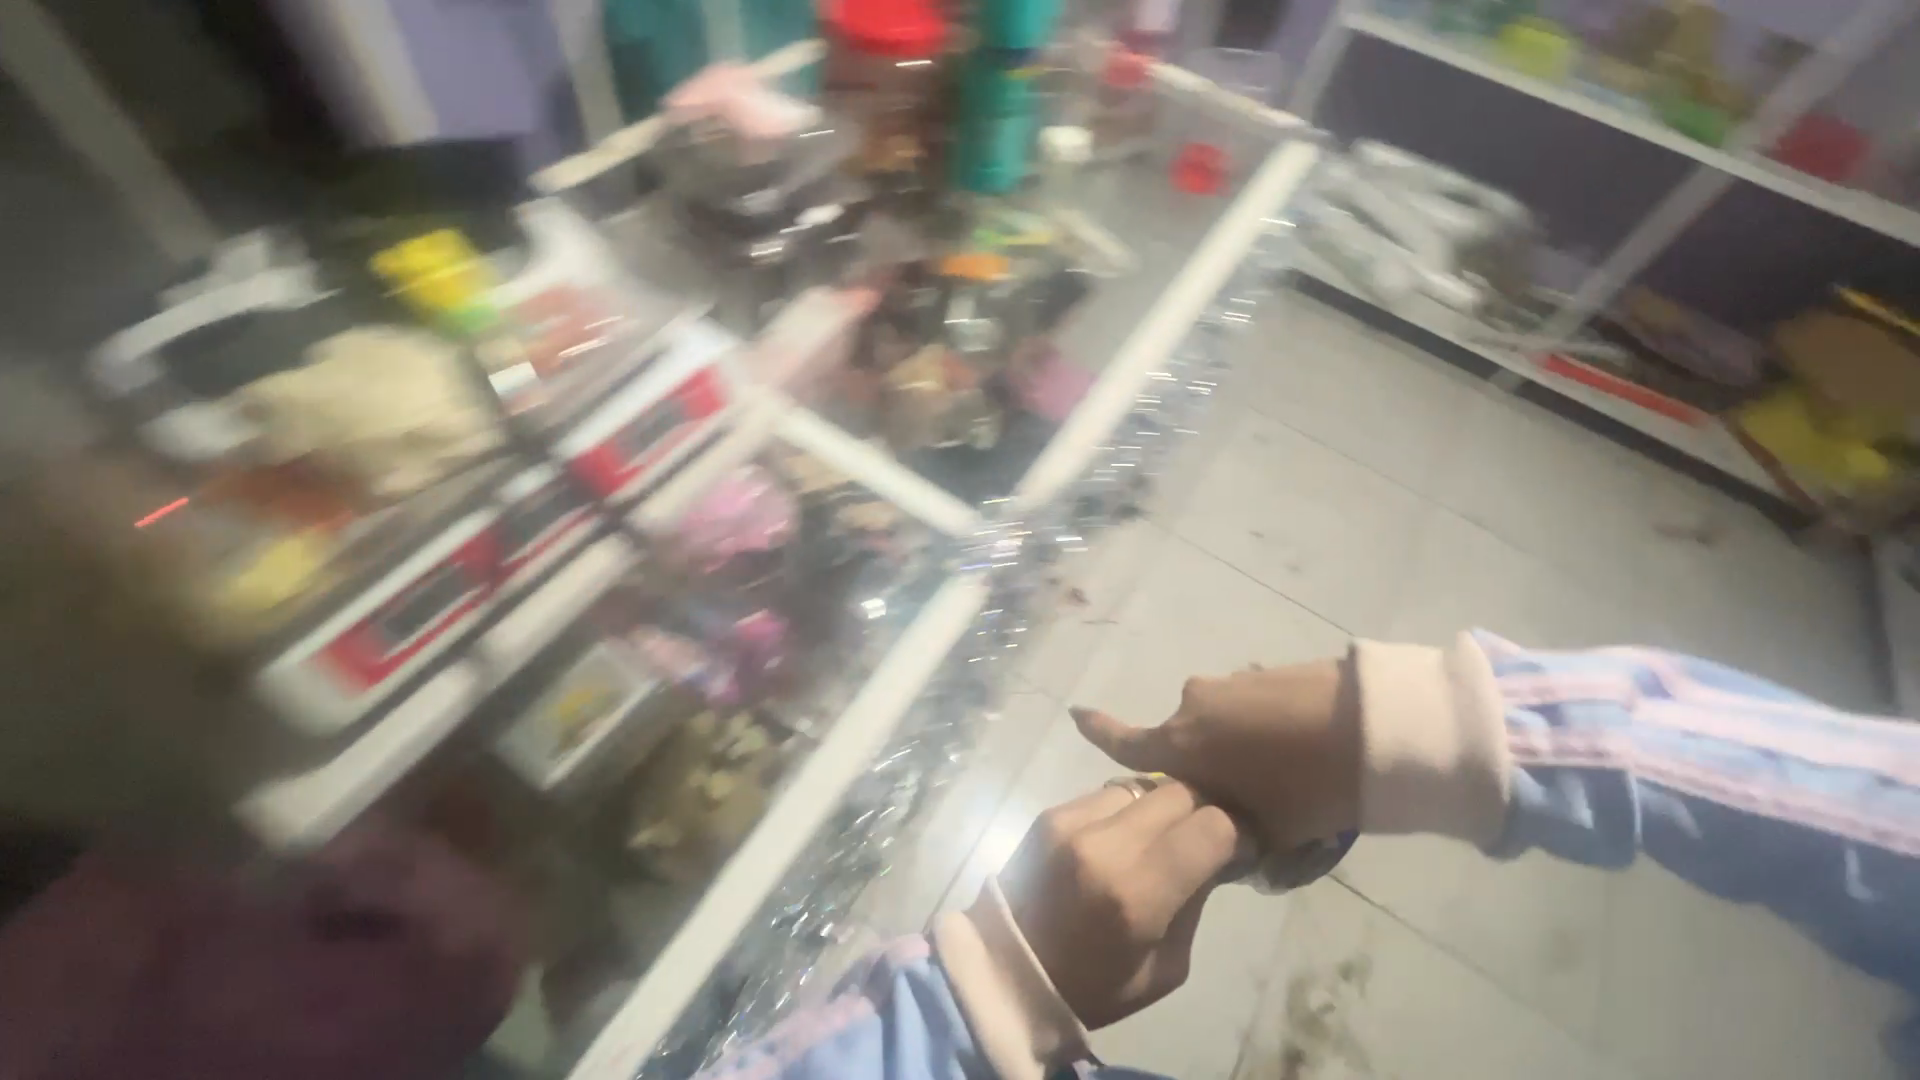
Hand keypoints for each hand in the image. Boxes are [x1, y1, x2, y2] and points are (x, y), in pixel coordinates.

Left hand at [998, 781, 1240, 1028]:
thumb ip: (1195, 901)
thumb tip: (1216, 852)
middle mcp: (1104, 844)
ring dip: (1163, 806)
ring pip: (1143, 786)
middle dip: (1204, 808)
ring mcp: (1072, 821)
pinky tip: (1123, 836)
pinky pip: (1107, 794)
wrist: (1008, 968)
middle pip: (1179, 792)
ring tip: (1162, 834)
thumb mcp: (1166, 966)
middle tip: (1206, 834)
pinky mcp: (1051, 812)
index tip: (1239, 848)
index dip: (1236, 832)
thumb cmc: (1094, 984)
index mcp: (1137, 894)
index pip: (1211, 826)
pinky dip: (1126, 809)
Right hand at [1071, 656, 1361, 851]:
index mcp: (1181, 746)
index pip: (1122, 741)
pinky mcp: (1261, 671)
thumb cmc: (1306, 787)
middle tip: (1244, 794)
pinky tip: (1300, 743)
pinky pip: (1246, 704)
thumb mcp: (1268, 831)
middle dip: (1203, 764)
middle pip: (1182, 739)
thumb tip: (1224, 836)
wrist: (1373, 727)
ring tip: (1285, 771)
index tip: (1074, 712)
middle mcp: (1191, 707)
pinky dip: (1260, 724)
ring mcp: (1227, 684)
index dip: (1097, 731)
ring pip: (1218, 722)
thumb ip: (1232, 836)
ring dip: (1237, 744)